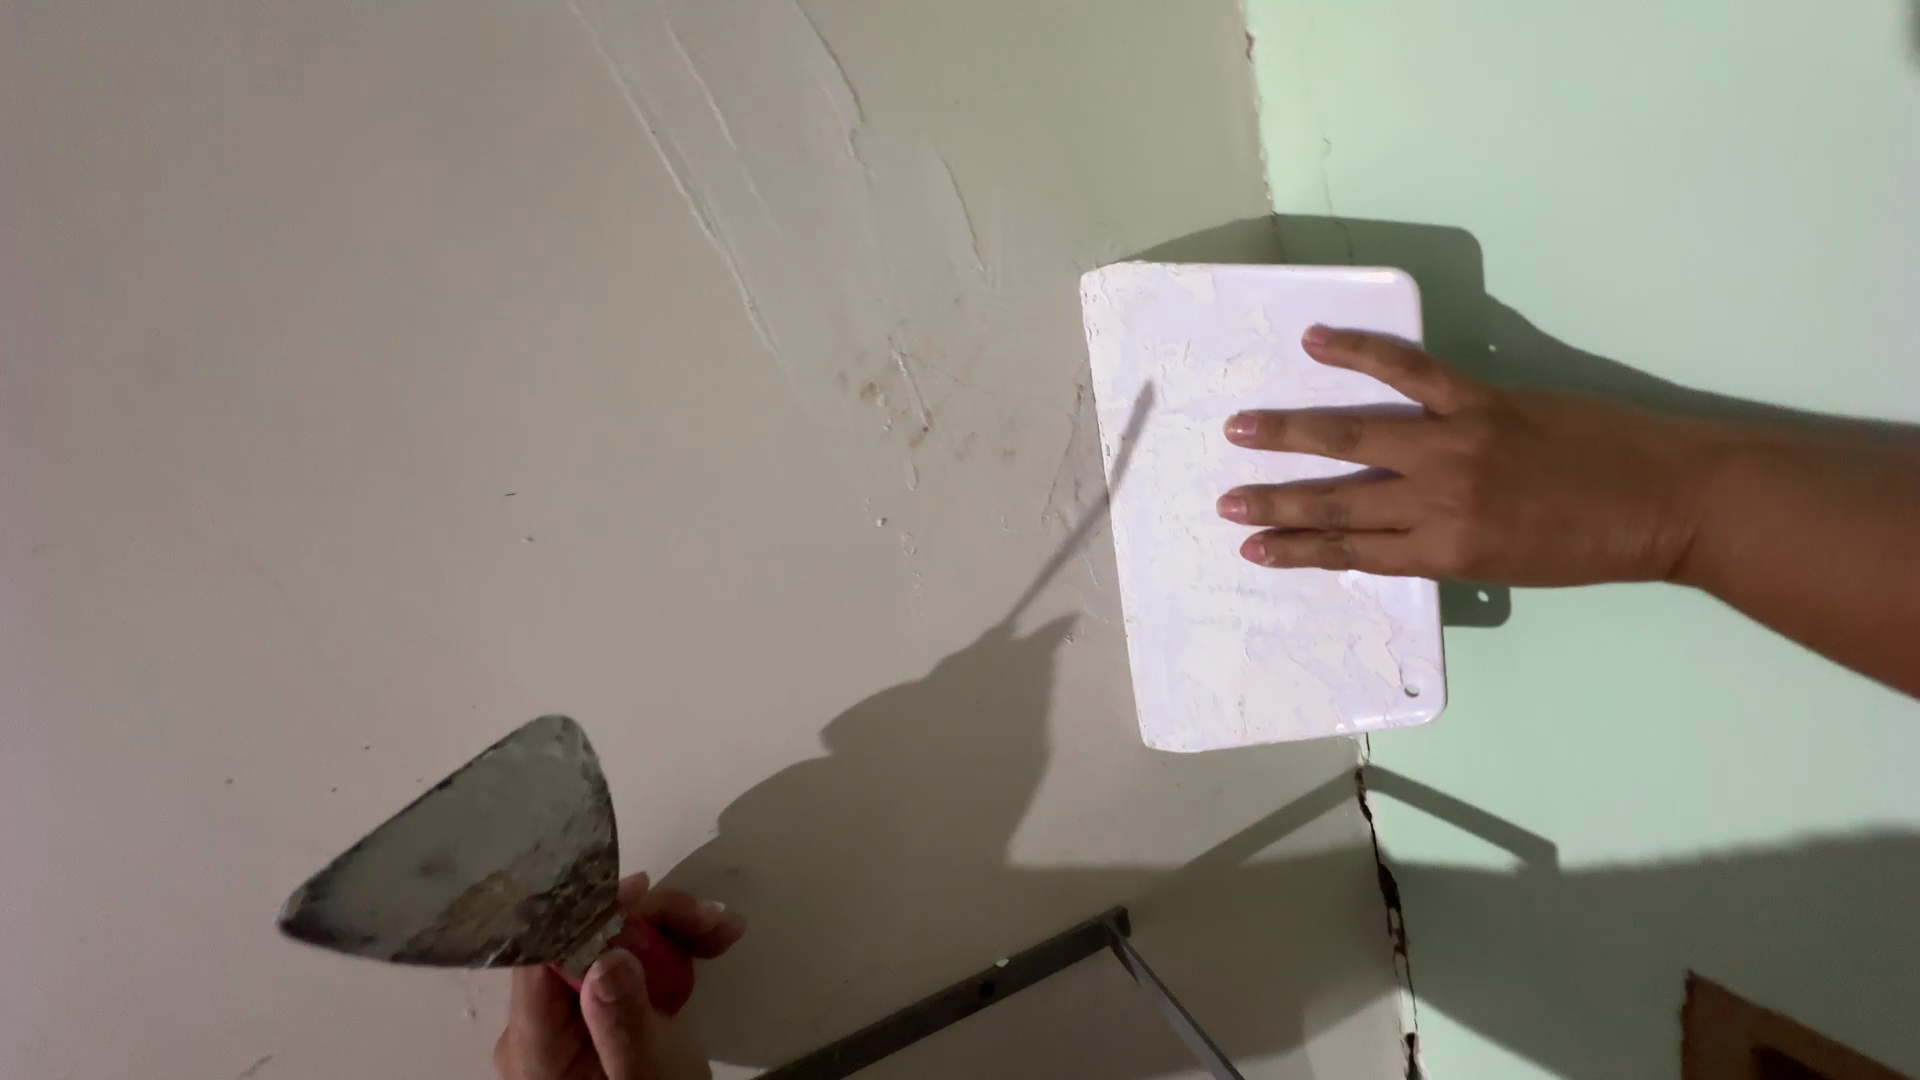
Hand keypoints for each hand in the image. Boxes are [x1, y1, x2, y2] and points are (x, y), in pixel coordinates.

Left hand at [494, 873, 746, 1079]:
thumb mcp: (643, 1076)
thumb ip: (621, 1023)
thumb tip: (608, 956)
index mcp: (533, 1042)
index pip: (543, 956)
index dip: (588, 913)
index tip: (640, 890)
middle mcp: (543, 1021)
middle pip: (591, 940)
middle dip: (655, 920)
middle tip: (709, 918)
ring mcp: (575, 1014)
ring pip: (619, 942)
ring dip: (675, 927)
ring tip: (722, 929)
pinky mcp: (605, 1010)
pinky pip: (633, 961)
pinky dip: (675, 946)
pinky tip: (710, 942)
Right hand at [1215, 326, 1716, 585]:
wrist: (1682, 503)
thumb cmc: (1588, 546)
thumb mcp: (1497, 567)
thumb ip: (1427, 548)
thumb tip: (1370, 532)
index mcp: (1442, 550)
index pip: (1347, 549)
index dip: (1294, 550)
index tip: (1250, 546)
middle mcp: (1437, 499)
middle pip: (1336, 500)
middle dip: (1274, 502)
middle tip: (1226, 500)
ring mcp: (1456, 443)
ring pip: (1353, 437)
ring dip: (1289, 433)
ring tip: (1240, 428)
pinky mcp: (1482, 398)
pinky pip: (1410, 371)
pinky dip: (1360, 353)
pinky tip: (1316, 342)